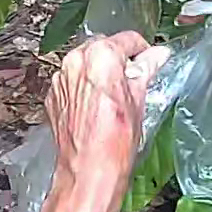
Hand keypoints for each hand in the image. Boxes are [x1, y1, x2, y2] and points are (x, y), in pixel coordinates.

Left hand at [37, 31, 172, 211]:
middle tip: (134, 81)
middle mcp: (75, 61)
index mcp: (101, 56)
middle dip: (119, 60)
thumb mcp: (139, 100)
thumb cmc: (114, 142)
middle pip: (104, 47)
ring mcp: (61, 78)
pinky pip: (73, 81)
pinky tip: (97, 109)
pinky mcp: (53, 95)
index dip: (143, 51)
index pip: (128, 39)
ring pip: (86, 63)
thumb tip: (158, 55)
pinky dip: (85, 87)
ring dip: (100, 73)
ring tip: (115, 99)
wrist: (87, 172)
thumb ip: (146, 70)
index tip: (149, 61)